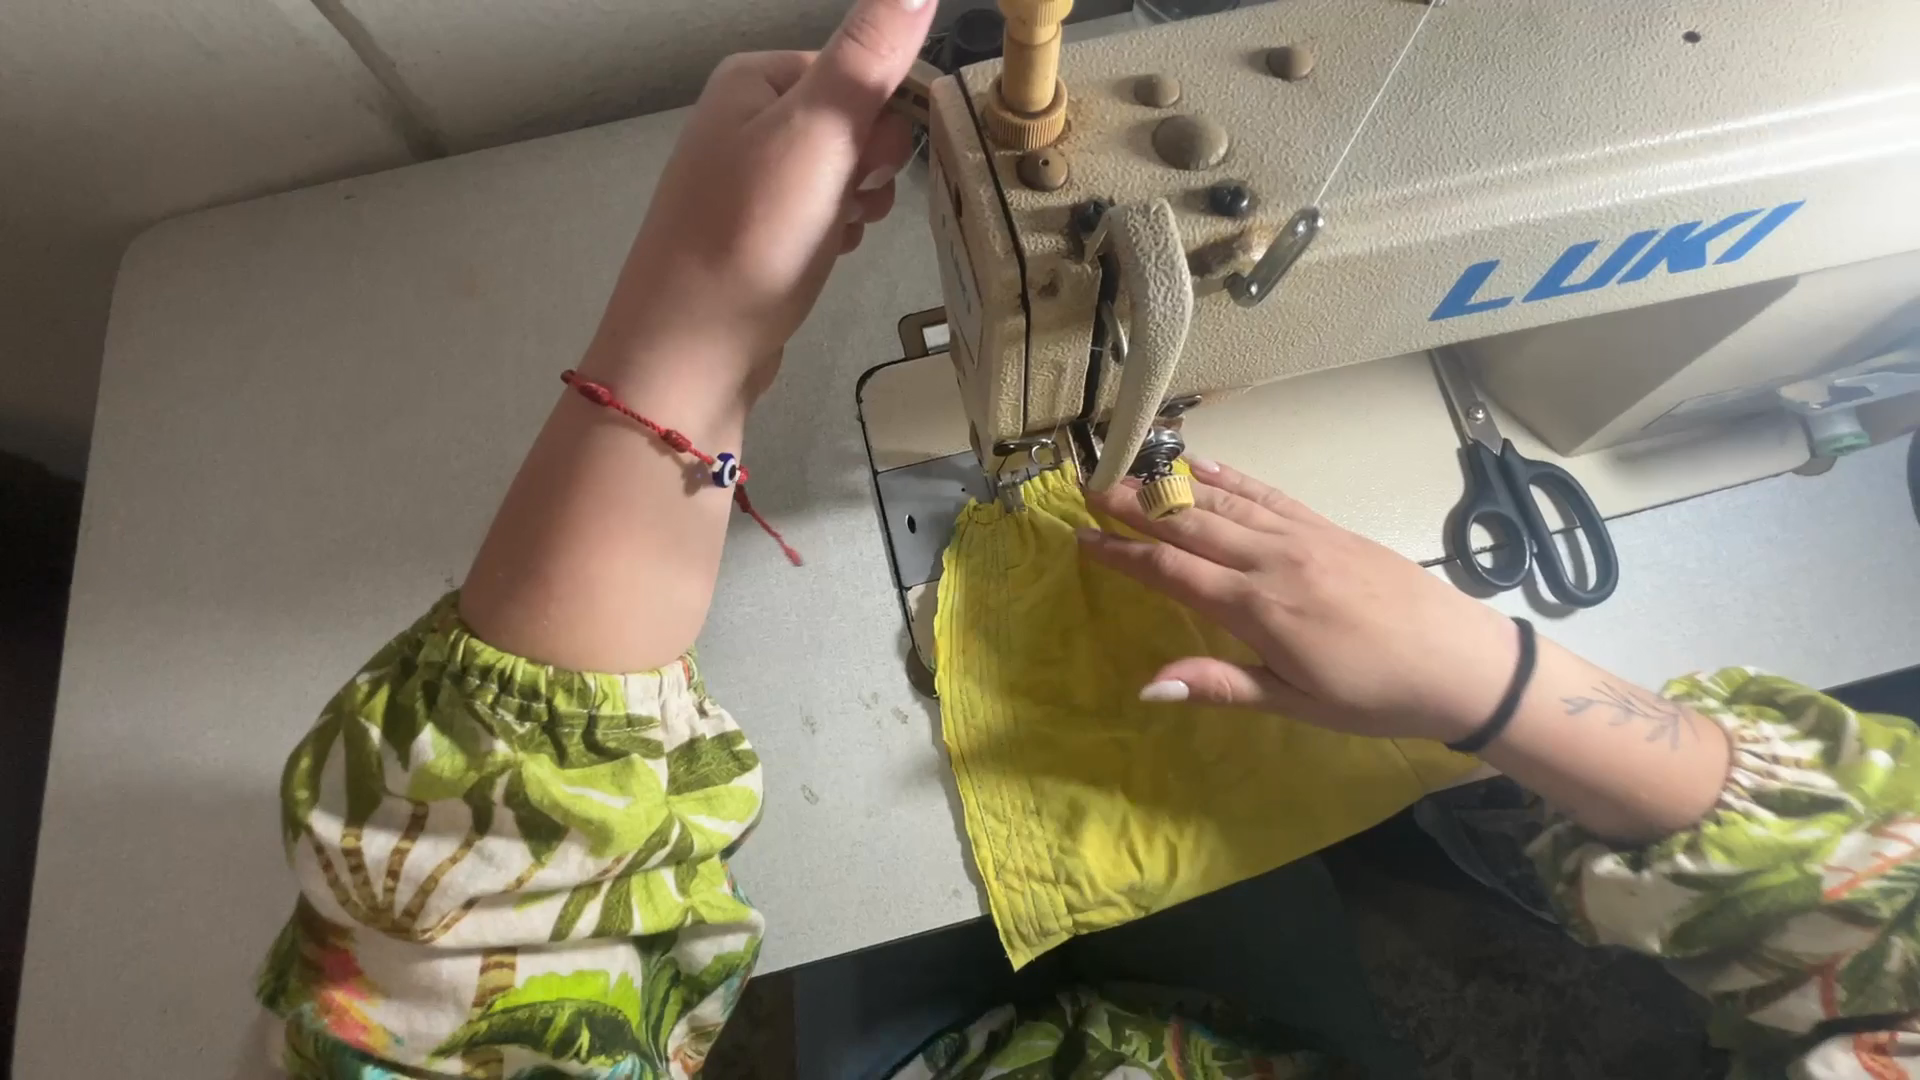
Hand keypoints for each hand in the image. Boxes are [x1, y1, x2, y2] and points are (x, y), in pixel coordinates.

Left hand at [584, 0, 934, 400]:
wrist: (695, 345)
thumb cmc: (754, 235)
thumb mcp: (818, 136)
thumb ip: (868, 59)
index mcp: (757, 79)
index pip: (856, 69)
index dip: (883, 117)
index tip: (872, 164)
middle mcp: (748, 121)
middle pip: (851, 123)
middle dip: (868, 166)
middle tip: (849, 204)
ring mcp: (751, 181)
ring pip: (841, 175)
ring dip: (857, 204)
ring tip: (838, 236)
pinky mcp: (759, 234)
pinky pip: (821, 216)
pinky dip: (836, 233)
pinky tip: (826, 255)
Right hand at [1079, 458, 1521, 741]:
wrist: (1463, 663)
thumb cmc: (1374, 695)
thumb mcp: (1294, 703)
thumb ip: (1219, 684)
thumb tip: (1146, 686)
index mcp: (1256, 607)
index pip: (1170, 571)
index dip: (1121, 554)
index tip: (1082, 539)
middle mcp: (1270, 559)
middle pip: (1187, 523)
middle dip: (1133, 505)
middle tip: (1090, 488)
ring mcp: (1299, 535)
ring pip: (1221, 501)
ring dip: (1169, 486)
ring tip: (1129, 473)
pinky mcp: (1324, 525)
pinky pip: (1266, 493)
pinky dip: (1228, 477)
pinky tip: (1201, 465)